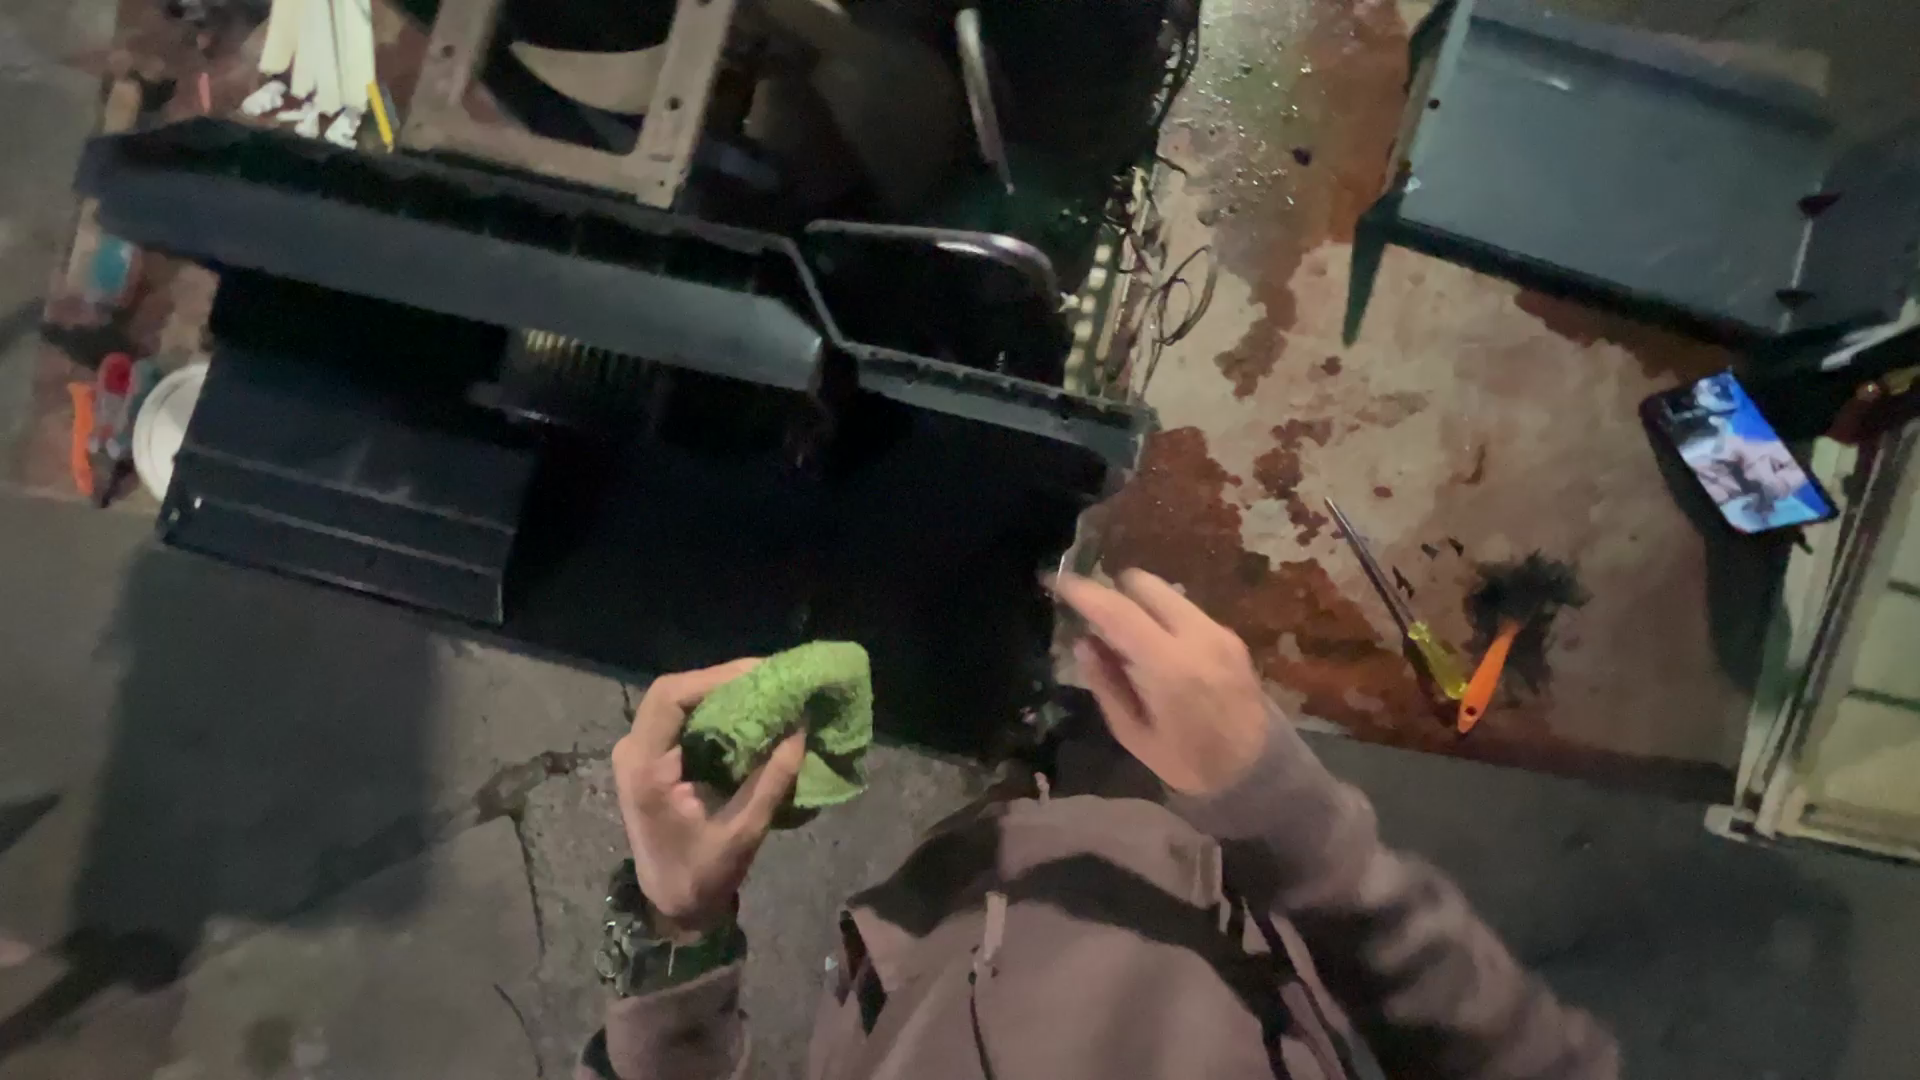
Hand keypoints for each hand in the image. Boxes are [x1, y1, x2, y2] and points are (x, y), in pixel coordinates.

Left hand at [612, 659, 807, 937]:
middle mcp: (634, 751)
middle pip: (674, 691)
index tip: (761, 673)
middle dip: (724, 677)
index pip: (670, 698)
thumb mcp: (745, 830)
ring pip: (679, 699)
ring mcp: (639, 752)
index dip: (714, 677)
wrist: (670, 904)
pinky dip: (716, 706)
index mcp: (645, 768)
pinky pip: (683, 716)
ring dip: (722, 688)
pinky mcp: (653, 756)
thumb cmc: (702, 873)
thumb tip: (801, 726)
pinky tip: (749, 708)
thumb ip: (773, 778)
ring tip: (768, 687)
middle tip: (773, 676)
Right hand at [1052, 570, 1270, 794]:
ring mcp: (1218, 631)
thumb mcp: (1133, 734)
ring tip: (1123, 636)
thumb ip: (1105, 684)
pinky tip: (1154, 648)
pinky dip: (1160, 616)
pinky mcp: (1229, 635)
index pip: (1118, 611)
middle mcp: (1198, 637)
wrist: (1257, 771)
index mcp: (1169, 667)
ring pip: (1164, 592)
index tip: (1055, 580)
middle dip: (1111, 590)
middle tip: (1092, 614)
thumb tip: (1082, 641)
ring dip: (1137, 602)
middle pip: (1143, 583)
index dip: (1082, 591)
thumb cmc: (1188, 761)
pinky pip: (1183, 609)